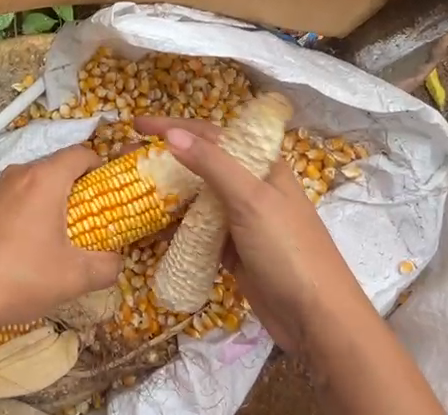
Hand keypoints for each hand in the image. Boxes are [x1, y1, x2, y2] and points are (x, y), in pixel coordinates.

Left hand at [0, 146, 122, 329]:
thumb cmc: (22, 276)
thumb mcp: (75, 277)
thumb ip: (106, 266)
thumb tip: (117, 261)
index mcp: (44, 178)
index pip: (80, 154)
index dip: (100, 167)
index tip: (111, 192)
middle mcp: (19, 173)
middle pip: (57, 166)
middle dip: (79, 187)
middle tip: (94, 218)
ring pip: (35, 182)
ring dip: (53, 199)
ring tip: (65, 234)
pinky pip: (17, 196)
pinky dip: (32, 209)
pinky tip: (33, 243)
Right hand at [134, 116, 372, 353]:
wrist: (319, 322)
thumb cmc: (289, 251)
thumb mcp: (250, 199)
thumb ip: (212, 163)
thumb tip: (171, 134)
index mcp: (262, 165)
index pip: (211, 134)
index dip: (173, 126)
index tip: (137, 126)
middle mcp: (250, 186)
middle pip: (201, 162)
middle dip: (165, 157)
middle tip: (128, 158)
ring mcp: (240, 219)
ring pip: (195, 196)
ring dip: (167, 191)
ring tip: (132, 188)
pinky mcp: (232, 249)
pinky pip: (196, 228)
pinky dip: (174, 224)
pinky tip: (150, 226)